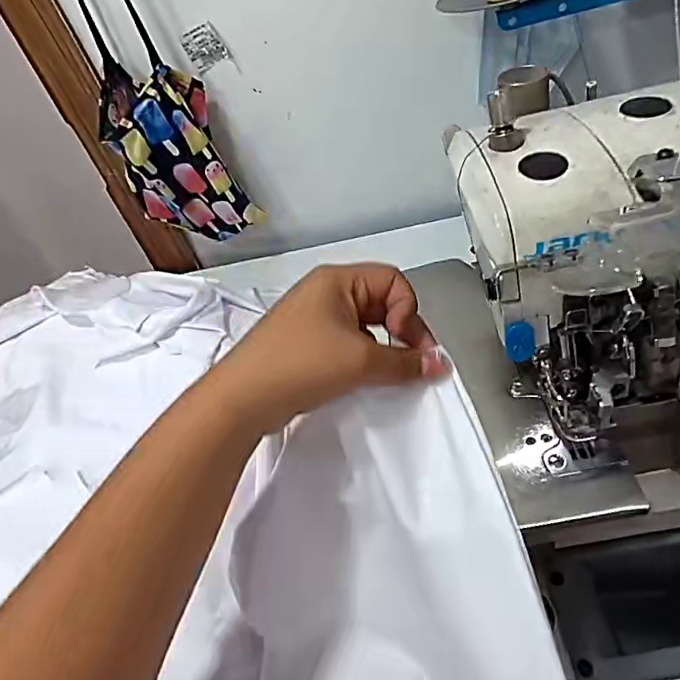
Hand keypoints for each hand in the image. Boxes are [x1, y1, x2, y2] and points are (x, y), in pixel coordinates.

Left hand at [203, 263, 449, 434]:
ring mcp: (314, 320)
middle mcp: (325, 294)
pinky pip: (348, 344)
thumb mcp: (360, 361)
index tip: (407, 343)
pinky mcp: (307, 345)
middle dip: (400, 331)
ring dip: (381, 348)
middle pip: (381, 302)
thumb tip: (437, 363)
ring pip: (366, 326)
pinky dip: (362, 359)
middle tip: (410, 362)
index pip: (393, 281)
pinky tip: (362, 380)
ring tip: (383, 374)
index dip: (407, 311)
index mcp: (336, 280)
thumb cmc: (295, 365)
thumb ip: (405, 362)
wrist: (242, 399)